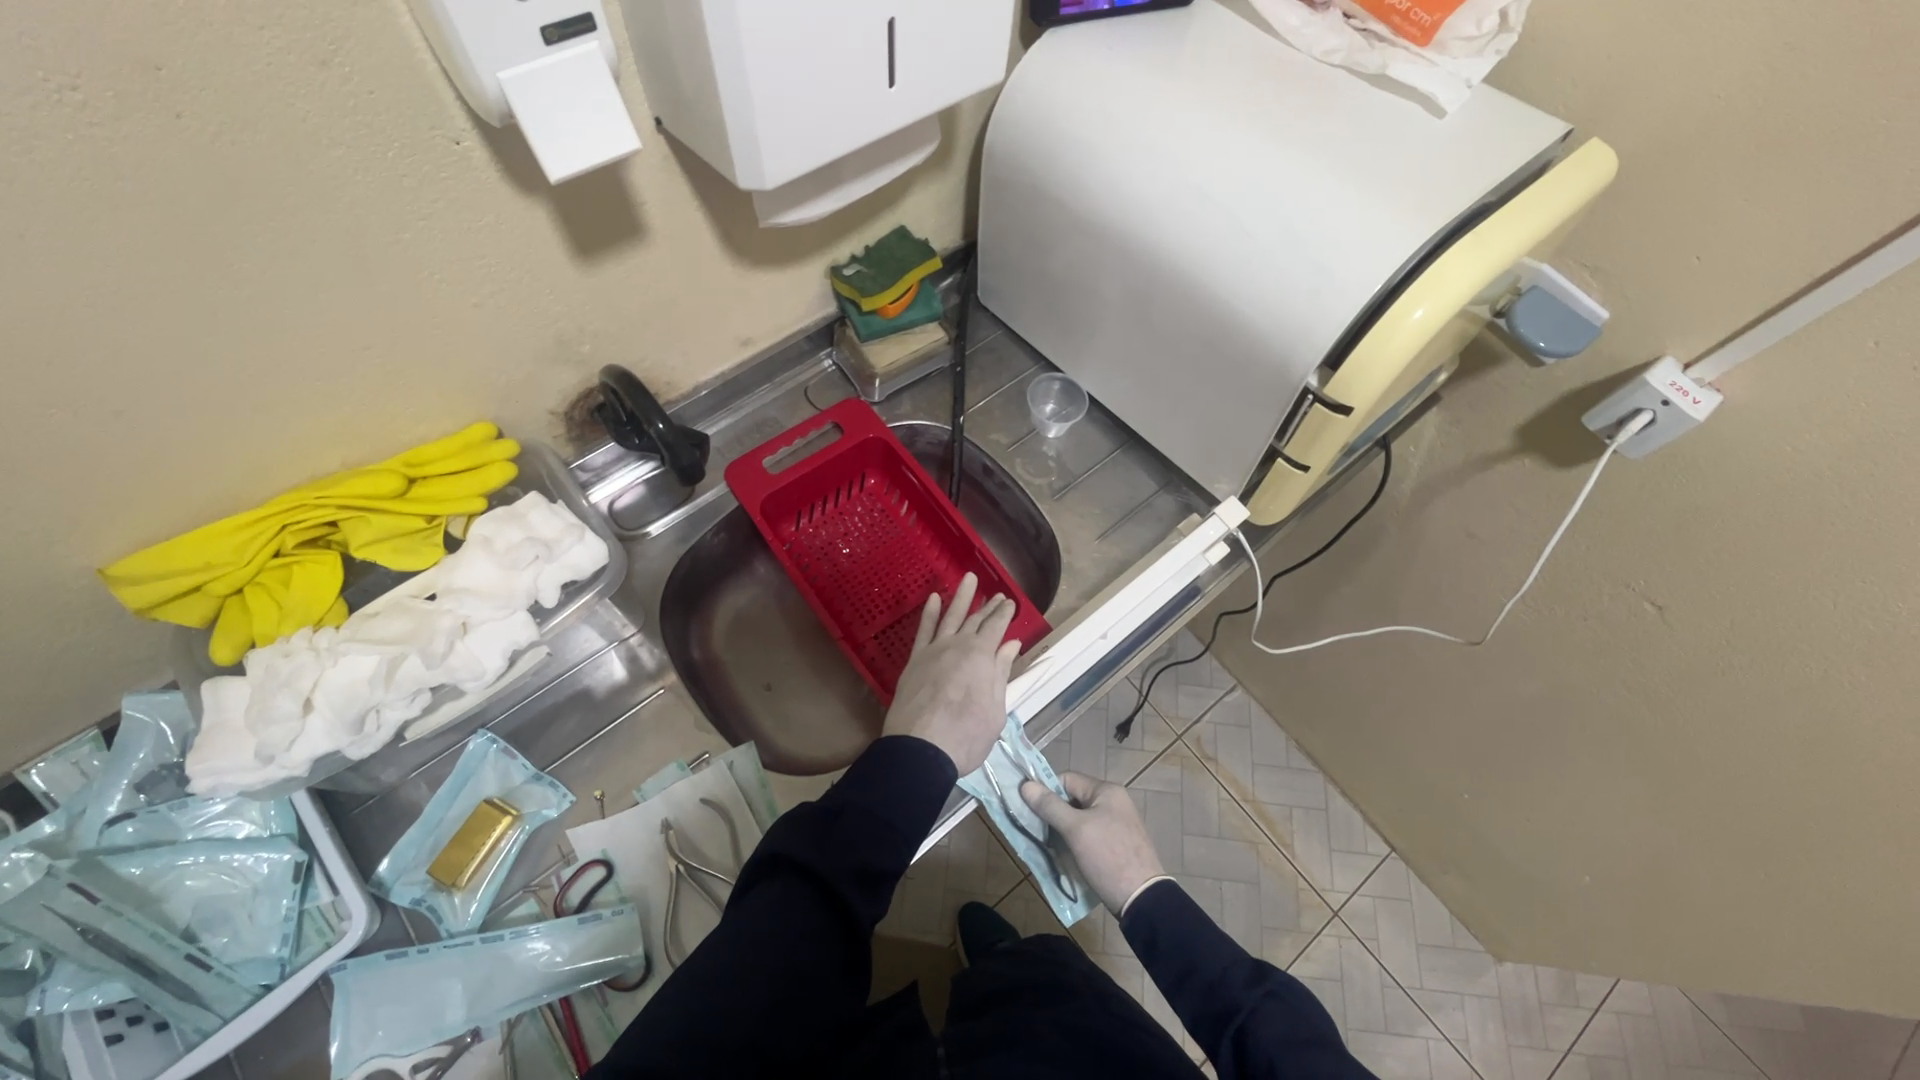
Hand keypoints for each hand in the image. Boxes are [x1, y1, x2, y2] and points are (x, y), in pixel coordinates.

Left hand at [882, 573, 1020, 774]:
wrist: (920, 749)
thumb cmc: (965, 736)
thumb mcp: (995, 710)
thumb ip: (1001, 674)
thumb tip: (1011, 645)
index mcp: (982, 657)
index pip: (996, 628)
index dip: (1005, 614)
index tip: (1011, 603)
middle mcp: (958, 646)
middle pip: (975, 620)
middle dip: (988, 606)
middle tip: (997, 594)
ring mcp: (933, 651)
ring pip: (950, 617)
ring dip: (961, 597)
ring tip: (968, 578)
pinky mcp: (914, 661)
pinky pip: (923, 631)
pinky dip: (930, 613)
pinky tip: (934, 599)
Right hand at [1022, 772, 1166, 915]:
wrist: (1141, 898)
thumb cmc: (1107, 857)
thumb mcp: (1075, 830)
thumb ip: (1050, 806)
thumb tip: (1025, 784)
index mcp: (1107, 791)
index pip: (1067, 779)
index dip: (1047, 792)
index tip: (1032, 812)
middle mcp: (1114, 802)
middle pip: (1073, 800)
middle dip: (1054, 815)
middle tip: (1039, 833)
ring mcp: (1117, 824)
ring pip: (1080, 819)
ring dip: (1063, 831)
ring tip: (1051, 848)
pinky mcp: (1117, 844)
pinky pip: (1090, 835)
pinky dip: (1076, 843)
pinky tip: (1067, 857)